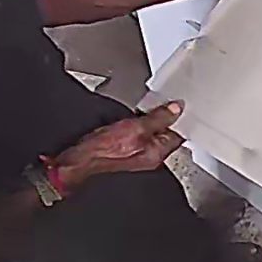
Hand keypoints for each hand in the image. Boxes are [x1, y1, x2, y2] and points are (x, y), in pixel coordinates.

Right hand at [53, 102, 186, 185]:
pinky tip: (137, 115)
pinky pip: (141, 133)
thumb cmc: (104, 149)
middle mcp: (151, 156)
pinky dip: (141, 123)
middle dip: (168, 118)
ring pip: (154, 131)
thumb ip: (160, 117)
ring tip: (153, 106)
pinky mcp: (127, 148)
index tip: (182, 104)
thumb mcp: (137, 127)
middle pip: (167, 132)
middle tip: (168, 102)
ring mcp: (139, 153)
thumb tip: (176, 108)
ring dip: (153, 119)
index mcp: (158, 154)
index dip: (182, 118)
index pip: (180, 134)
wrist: (78, 159)